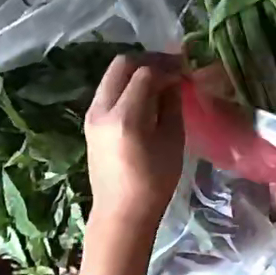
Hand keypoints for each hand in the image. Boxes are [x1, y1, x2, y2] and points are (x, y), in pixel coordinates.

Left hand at [85, 53, 184, 226]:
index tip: (185, 70)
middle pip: (122, 64)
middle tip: (171, 68)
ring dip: (136, 71)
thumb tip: (173, 79)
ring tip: (160, 80)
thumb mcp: (172, 141)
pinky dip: (126, 85)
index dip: (168, 66)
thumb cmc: (153, 183)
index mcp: (125, 117)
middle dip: (148, 61)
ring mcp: (91, 114)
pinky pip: (108, 90)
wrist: (120, 213)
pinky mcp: (89, 122)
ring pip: (112, 75)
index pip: (146, 73)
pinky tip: (144, 96)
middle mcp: (102, 110)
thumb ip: (172, 104)